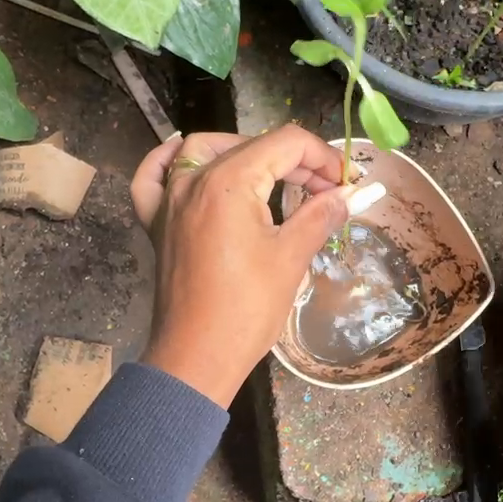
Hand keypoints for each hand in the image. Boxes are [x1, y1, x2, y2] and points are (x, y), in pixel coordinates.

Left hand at [129, 126, 351, 407]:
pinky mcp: (157, 225)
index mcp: (228, 181)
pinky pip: (155, 179)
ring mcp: (168, 201)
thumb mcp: (291, 258)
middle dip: (294, 161)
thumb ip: (320, 215)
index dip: (323, 157)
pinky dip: (169, 163)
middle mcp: (192, 180)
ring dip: (242, 152)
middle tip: (325, 191)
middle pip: (249, 145)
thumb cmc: (246, 309)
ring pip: (203, 151)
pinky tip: (185, 159)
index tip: (346, 183)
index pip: (285, 144)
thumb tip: (347, 195)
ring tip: (275, 175)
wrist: (197, 357)